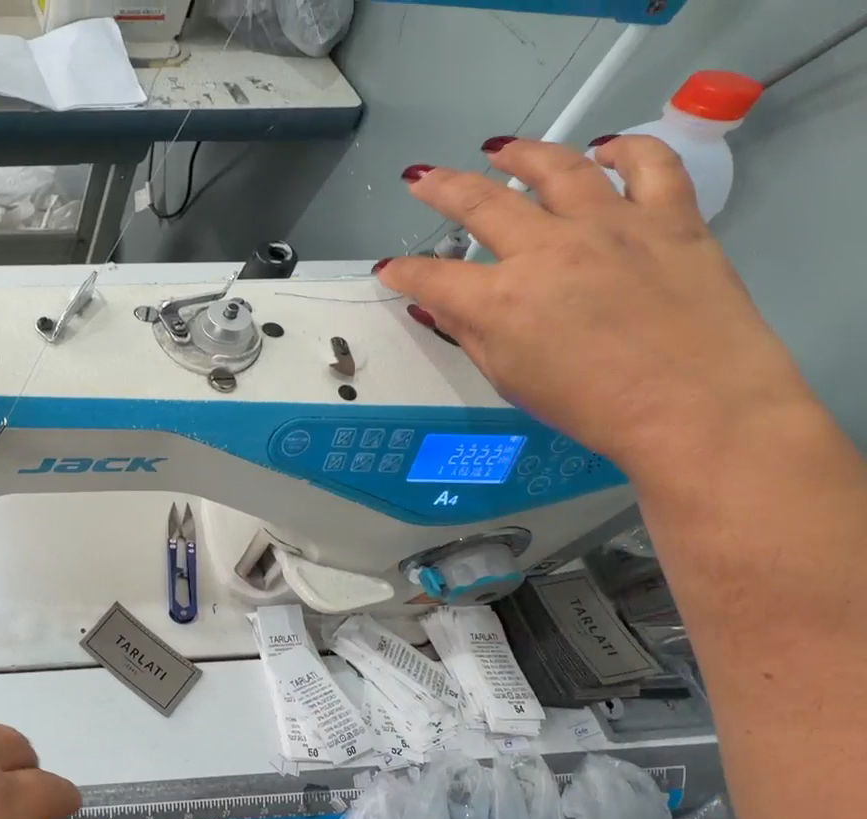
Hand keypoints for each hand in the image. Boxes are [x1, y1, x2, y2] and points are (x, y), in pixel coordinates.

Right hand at [378, 136, 805, 472]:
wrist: (694, 405)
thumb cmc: (588, 405)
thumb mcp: (508, 375)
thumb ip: (469, 331)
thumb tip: (435, 303)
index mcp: (499, 299)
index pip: (431, 277)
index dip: (402, 273)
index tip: (389, 270)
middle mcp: (547, 250)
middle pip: (481, 204)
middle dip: (441, 188)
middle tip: (421, 177)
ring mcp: (612, 227)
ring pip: (559, 169)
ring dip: (522, 155)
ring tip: (500, 148)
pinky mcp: (671, 219)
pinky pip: (650, 167)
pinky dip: (625, 151)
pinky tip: (606, 149)